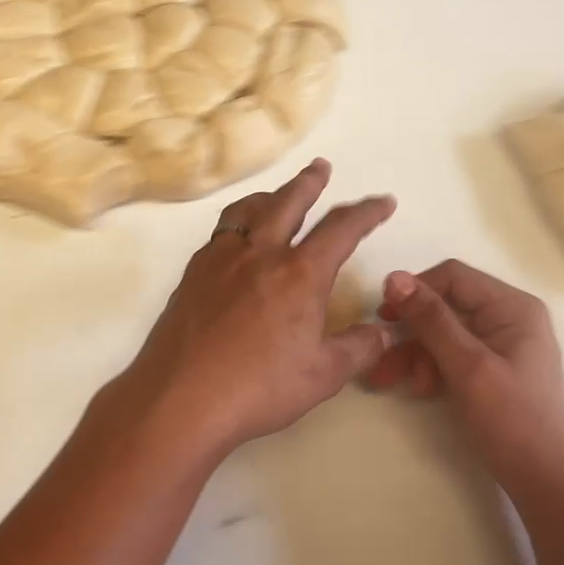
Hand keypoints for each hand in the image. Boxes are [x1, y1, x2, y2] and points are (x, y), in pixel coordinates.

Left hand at [105, 159, 396, 455]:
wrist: (180, 397)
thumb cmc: (258, 388)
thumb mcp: (322, 375)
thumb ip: (358, 349)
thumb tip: (382, 332)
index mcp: (300, 274)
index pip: (342, 229)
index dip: (367, 212)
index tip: (382, 202)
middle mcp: (260, 254)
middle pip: (289, 202)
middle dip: (310, 182)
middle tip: (321, 167)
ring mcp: (221, 260)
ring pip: (248, 211)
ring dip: (269, 196)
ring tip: (276, 195)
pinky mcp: (192, 274)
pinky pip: (220, 233)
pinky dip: (238, 223)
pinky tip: (236, 241)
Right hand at [368, 260, 563, 492]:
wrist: (546, 482)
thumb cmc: (512, 420)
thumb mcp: (467, 366)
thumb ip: (431, 320)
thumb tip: (394, 277)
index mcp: (512, 307)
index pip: (453, 277)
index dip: (415, 290)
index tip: (383, 315)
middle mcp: (509, 317)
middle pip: (445, 306)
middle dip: (412, 332)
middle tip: (380, 356)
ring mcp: (502, 344)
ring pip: (443, 333)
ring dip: (416, 354)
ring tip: (392, 382)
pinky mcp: (493, 369)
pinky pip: (453, 354)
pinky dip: (432, 368)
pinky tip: (419, 390)